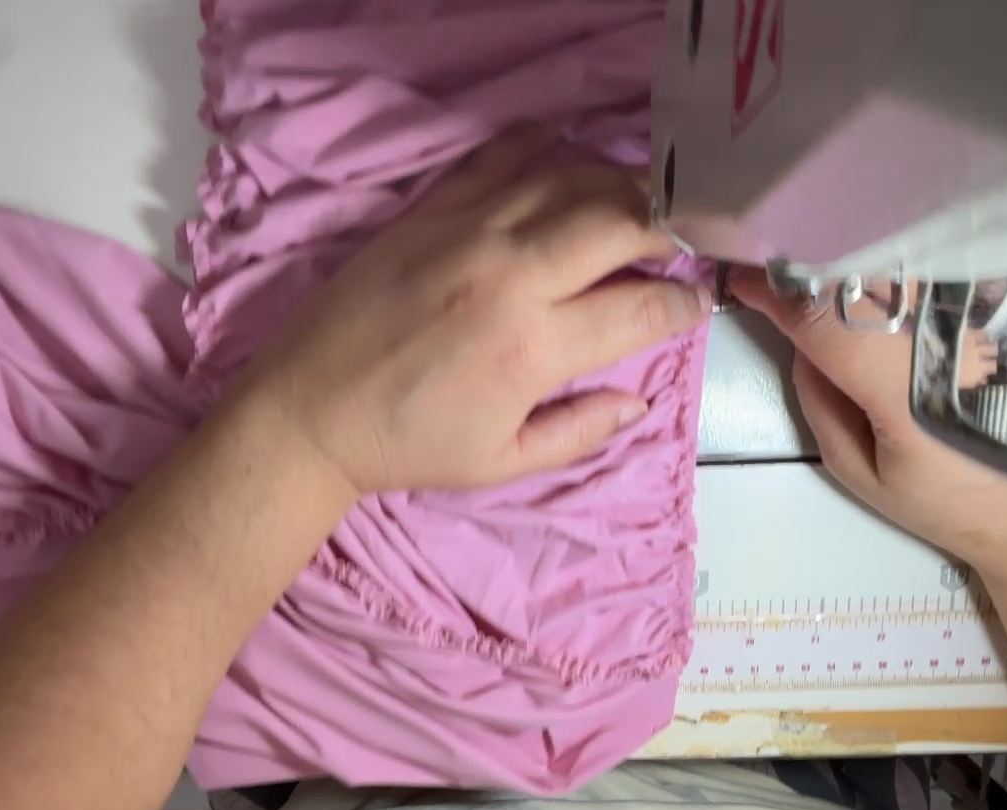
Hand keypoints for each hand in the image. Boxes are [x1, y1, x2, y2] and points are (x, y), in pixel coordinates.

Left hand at [236, 127, 709, 496]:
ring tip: (639, 209)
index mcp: (531, 350)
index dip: (681, 306)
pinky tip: (570, 165)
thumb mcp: (502, 463)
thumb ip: (579, 431)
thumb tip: (638, 402)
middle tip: (683, 242)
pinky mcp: (432, 207)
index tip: (695, 304)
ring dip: (621, 187)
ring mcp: (468, 230)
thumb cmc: (409, 445)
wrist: (312, 410)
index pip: (638, 310)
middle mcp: (510, 275)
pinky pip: (506, 154)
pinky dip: (551, 150)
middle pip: (620, 222)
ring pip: (573, 177)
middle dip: (669, 228)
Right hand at [731, 267, 1006, 584]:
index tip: (745, 279)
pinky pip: (974, 255)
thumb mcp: (863, 474)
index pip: (827, 317)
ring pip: (923, 250)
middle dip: (820, 264)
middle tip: (790, 270)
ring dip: (872, 256)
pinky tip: (914, 278)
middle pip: (872, 268)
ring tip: (846, 270)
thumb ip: (820, 402)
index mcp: (911, 387)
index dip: (777, 293)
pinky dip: (929, 258)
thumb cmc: (960, 505)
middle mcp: (967, 331)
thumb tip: (804, 342)